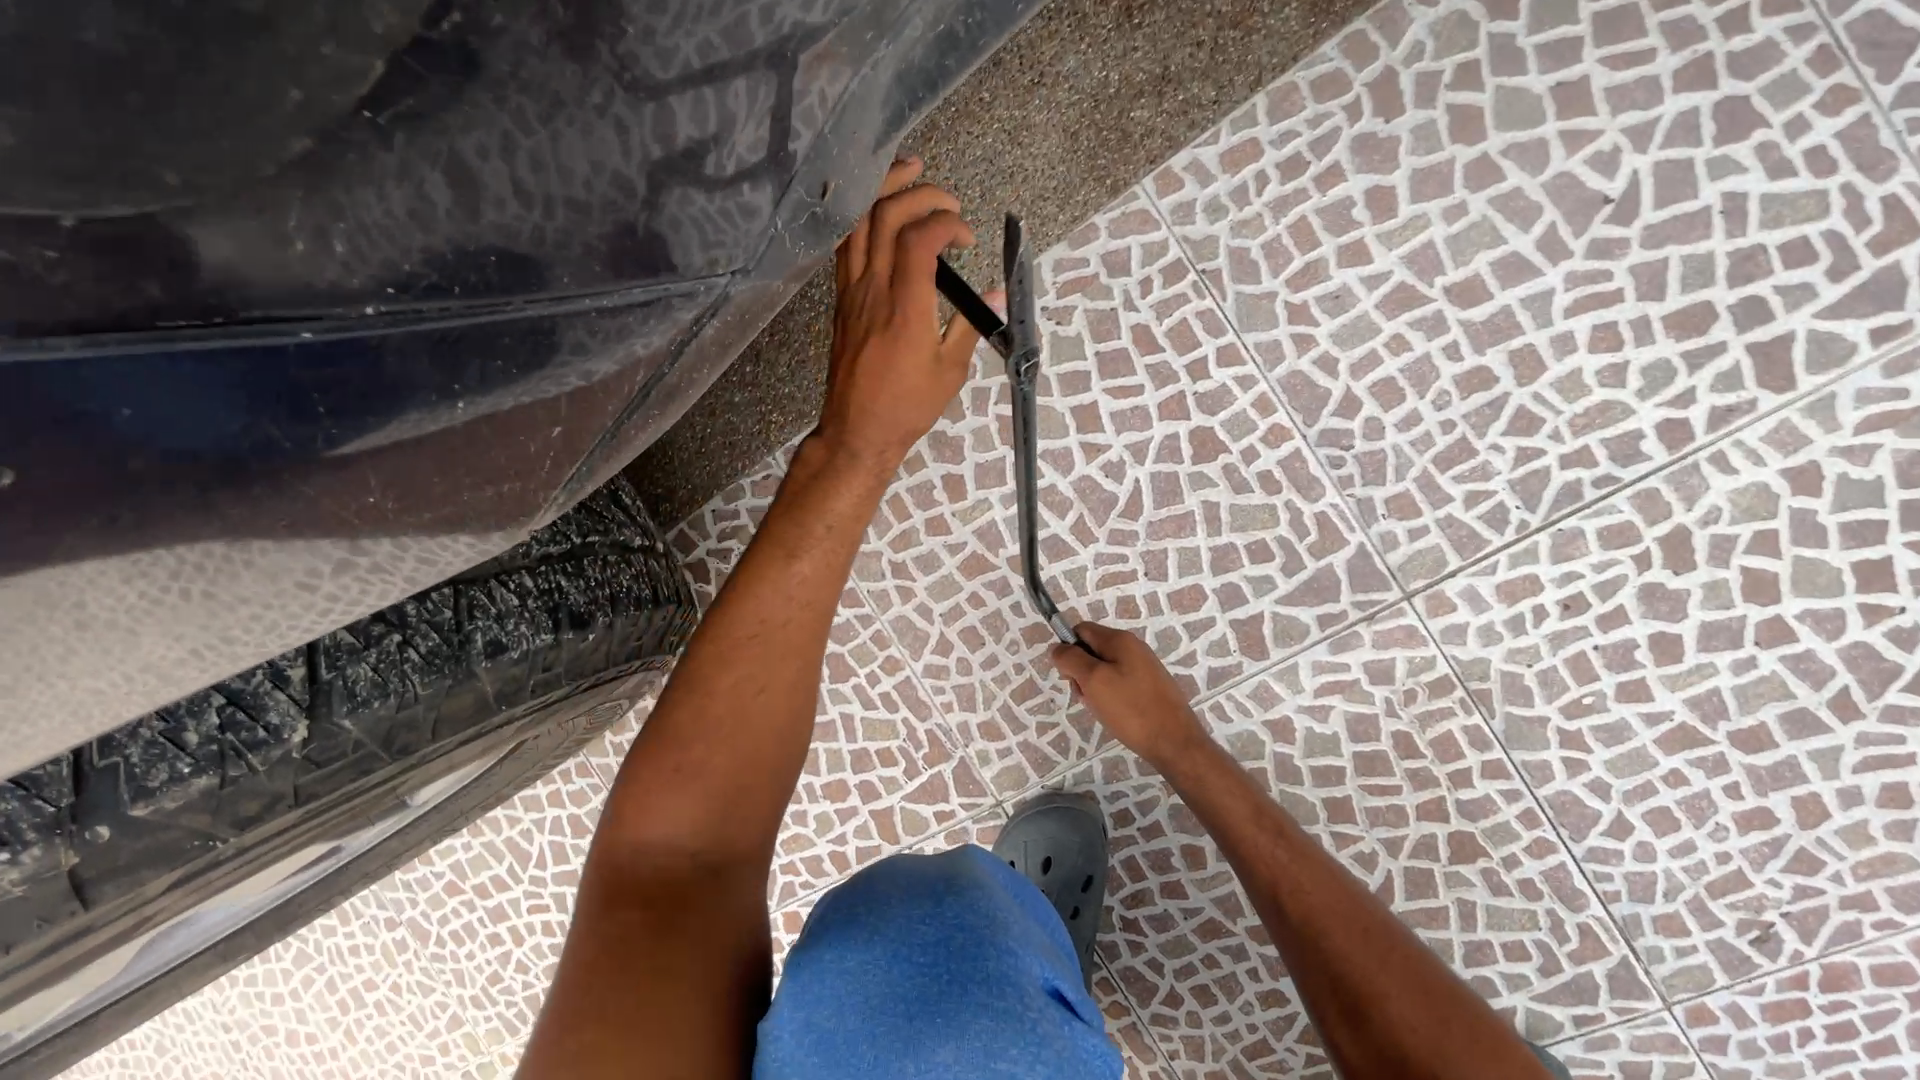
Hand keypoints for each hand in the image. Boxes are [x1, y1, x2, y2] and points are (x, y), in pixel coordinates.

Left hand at [812, 157, 986, 473]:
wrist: (857, 430)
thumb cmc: (907, 406)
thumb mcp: (950, 371)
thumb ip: (971, 325)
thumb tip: (998, 294)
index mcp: (905, 309)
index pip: (918, 238)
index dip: (945, 221)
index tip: (967, 237)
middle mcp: (873, 290)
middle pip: (884, 215)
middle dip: (919, 192)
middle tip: (948, 198)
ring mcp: (851, 292)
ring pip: (857, 222)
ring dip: (883, 189)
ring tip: (909, 172)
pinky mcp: (841, 299)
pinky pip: (845, 243)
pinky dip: (863, 215)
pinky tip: (880, 209)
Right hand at [1049, 623, 1212, 769]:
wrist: (1174, 742)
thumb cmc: (1131, 709)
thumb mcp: (1093, 680)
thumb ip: (1071, 659)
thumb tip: (1057, 648)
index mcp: (1120, 640)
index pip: (1081, 630)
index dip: (1068, 650)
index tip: (1070, 677)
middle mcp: (1133, 648)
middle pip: (1092, 650)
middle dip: (1081, 673)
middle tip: (1087, 697)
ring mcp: (1143, 668)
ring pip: (1104, 670)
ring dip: (1094, 688)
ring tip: (1102, 709)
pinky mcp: (1149, 687)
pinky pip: (1119, 684)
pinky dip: (1110, 697)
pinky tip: (1115, 715)